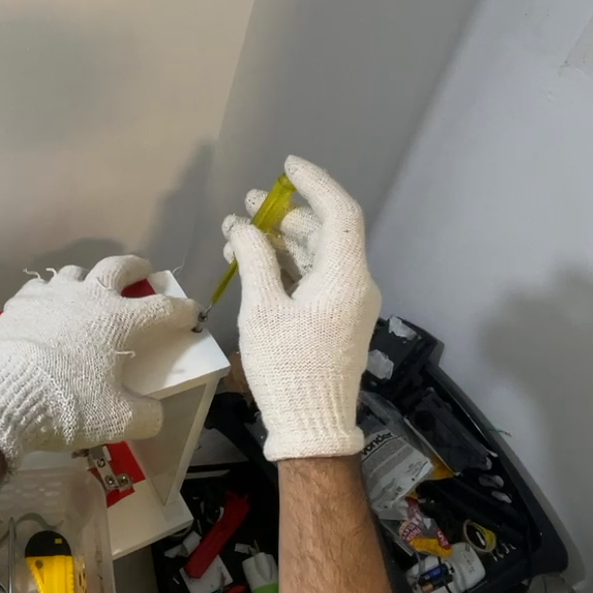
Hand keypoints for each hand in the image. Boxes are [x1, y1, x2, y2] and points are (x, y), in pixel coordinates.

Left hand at [0, 255, 198, 464]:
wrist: (0, 400)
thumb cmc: (67, 406)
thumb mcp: (118, 421)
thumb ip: (146, 415)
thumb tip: (154, 412)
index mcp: (120, 322)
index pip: (164, 309)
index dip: (183, 309)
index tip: (192, 312)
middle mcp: (90, 298)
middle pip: (119, 267)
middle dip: (136, 267)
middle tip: (143, 271)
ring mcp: (51, 296)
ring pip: (75, 272)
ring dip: (88, 278)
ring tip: (88, 290)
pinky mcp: (19, 305)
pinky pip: (39, 290)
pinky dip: (49, 297)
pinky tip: (45, 310)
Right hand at [222, 156, 380, 459]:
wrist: (313, 426)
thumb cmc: (288, 368)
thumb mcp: (262, 310)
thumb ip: (255, 259)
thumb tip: (244, 227)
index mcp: (345, 277)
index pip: (339, 213)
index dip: (315, 183)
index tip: (287, 166)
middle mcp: (354, 284)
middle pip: (323, 233)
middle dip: (284, 214)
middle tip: (248, 203)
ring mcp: (347, 303)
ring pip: (315, 255)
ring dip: (278, 242)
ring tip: (237, 234)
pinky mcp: (336, 319)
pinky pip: (314, 279)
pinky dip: (285, 267)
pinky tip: (251, 263)